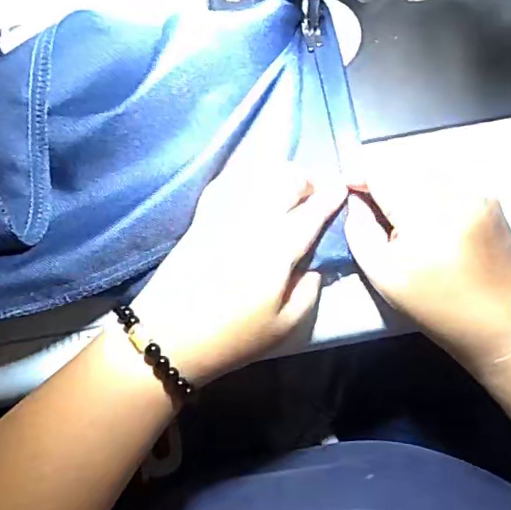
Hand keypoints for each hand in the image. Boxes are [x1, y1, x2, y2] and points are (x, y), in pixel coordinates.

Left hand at [128, 165, 344, 384]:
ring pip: (258, 172)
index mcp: (277, 248)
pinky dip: (248, 174)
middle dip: (307, 178)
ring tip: (288, 187)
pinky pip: (229, 180)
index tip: (342, 188)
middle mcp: (252, 220)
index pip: (312, 210)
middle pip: (286, 178)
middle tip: (314, 193)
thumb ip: (310, 291)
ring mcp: (223, 213)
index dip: (331, 195)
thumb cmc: (231, 337)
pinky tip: (254, 183)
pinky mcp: (201, 215)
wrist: (167, 336)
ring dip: (280, 172)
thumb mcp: (284, 326)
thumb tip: (316, 266)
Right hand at [343, 168, 510, 371]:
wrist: (505, 320)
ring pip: (427, 168)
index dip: (360, 177)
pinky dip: (431, 188)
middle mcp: (453, 194)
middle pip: (404, 164)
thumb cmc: (438, 308)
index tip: (350, 192)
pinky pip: (449, 178)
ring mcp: (476, 192)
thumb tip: (355, 200)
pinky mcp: (490, 197)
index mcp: (425, 217)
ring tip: (403, 213)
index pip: (381, 172)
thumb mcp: (385, 278)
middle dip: (384, 180)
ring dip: (407, 182)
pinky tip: (431, 216)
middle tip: (375, 208)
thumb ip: (361, 232)